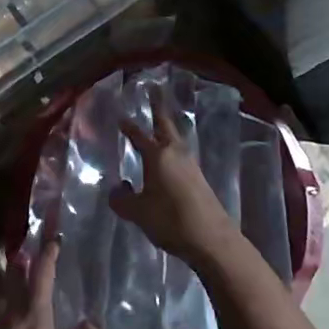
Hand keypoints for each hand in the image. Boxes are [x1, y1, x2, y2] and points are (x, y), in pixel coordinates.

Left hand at [0, 242, 101, 328]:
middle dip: (25, 260)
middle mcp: (6, 308)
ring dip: (4, 275)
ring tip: (11, 280)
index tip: (54, 240)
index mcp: (35, 318)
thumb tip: (94, 326)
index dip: (49, 252)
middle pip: (15, 269)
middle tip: (32, 259)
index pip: (42, 271)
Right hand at [109, 103, 239, 265]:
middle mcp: (175, 154)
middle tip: (155, 89)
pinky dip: (173, 147)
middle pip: (165, 124)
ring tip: (160, 121)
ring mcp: (190, 165)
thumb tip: (115, 191)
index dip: (128, 126)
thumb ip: (122, 200)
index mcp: (158, 156)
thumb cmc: (171, 220)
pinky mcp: (199, 179)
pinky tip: (169, 158)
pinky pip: (182, 155)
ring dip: (167, 127)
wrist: (212, 240)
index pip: (139, 135)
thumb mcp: (138, 212)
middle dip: (159, 106)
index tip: (120, 114)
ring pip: (176, 138)